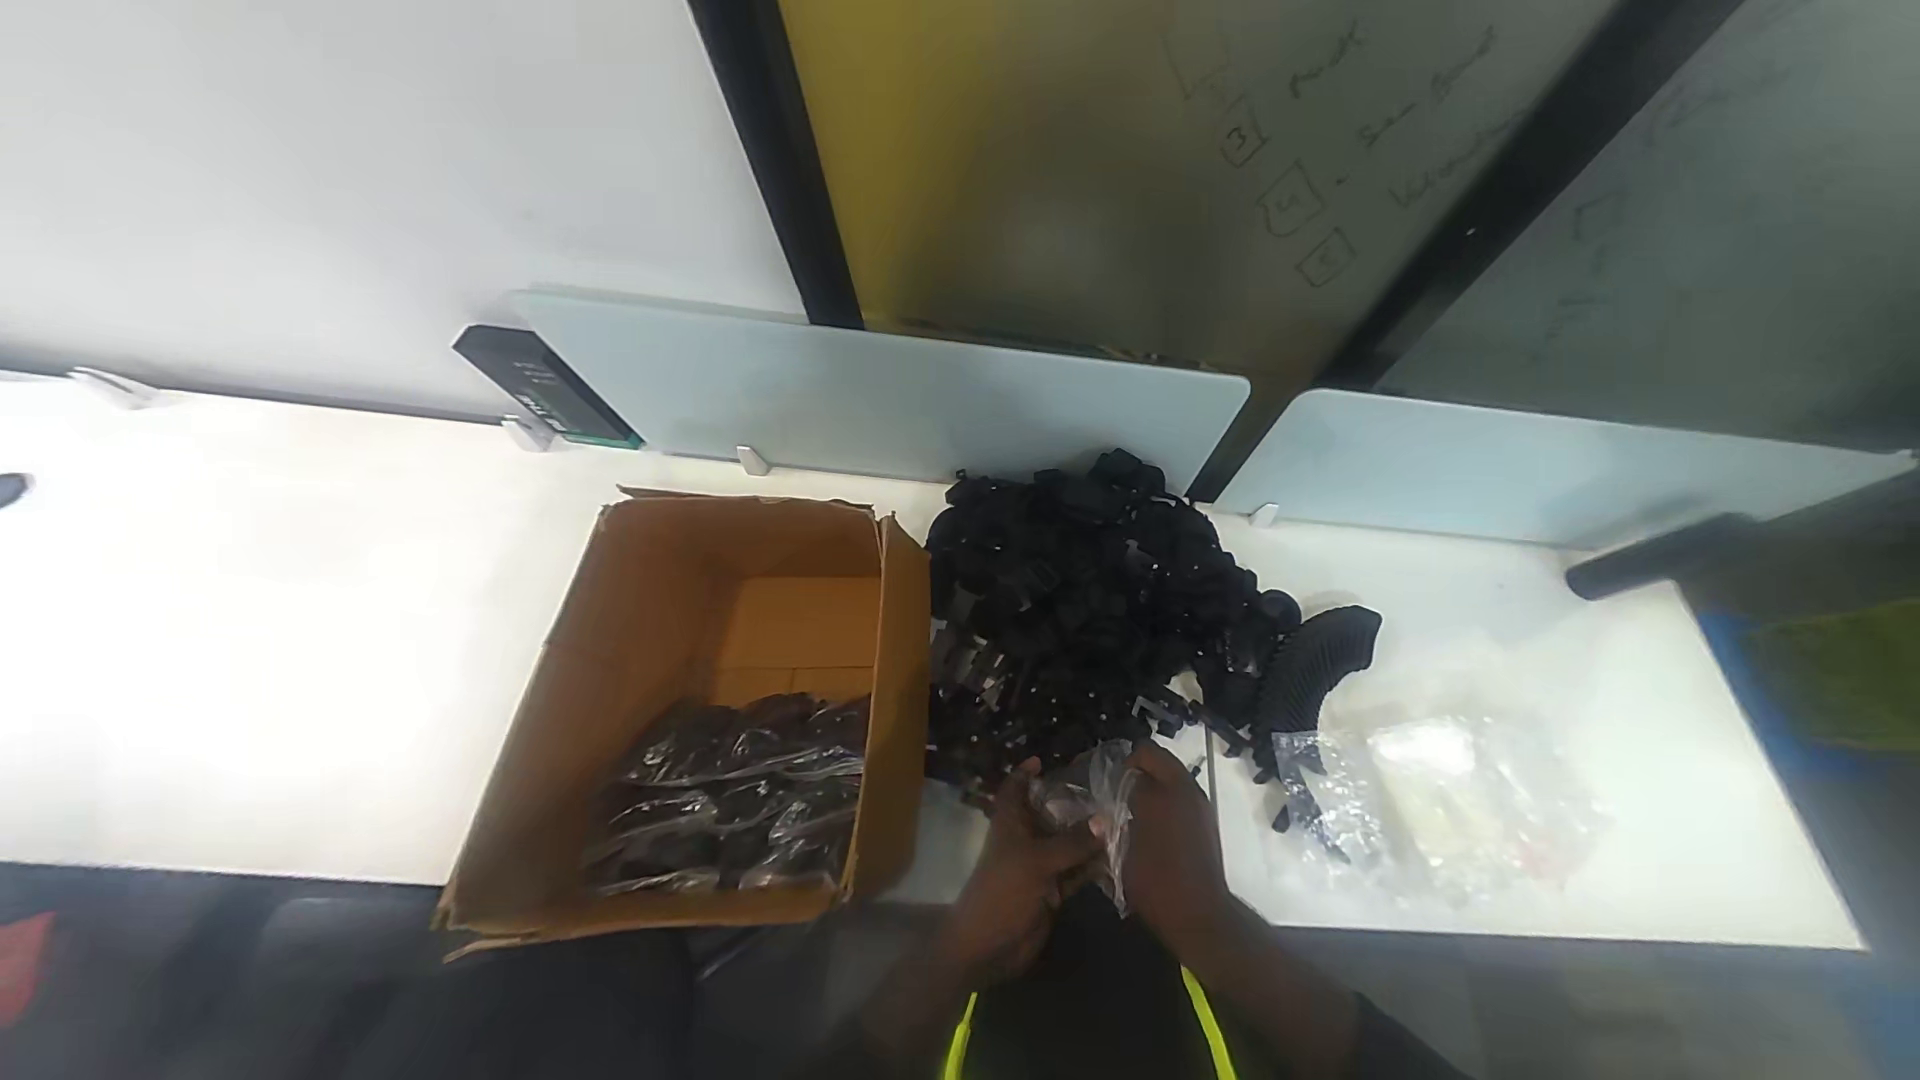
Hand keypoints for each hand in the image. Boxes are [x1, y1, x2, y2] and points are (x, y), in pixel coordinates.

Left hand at [932, 758, 1101, 987]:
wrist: (990, 945)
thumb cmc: (1004, 890)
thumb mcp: (1037, 861)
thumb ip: (1071, 841)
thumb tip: (1105, 820)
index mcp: (1011, 822)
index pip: (1015, 788)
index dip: (1025, 773)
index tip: (1043, 760)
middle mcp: (1026, 838)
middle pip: (1049, 813)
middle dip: (1072, 804)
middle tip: (1105, 790)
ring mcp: (1040, 865)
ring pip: (1067, 843)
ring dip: (1089, 836)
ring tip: (1122, 820)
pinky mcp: (1053, 890)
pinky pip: (1076, 871)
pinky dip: (1092, 865)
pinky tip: (1118, 856)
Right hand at [1121, 742, 1234, 958]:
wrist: (1200, 916)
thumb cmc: (1156, 883)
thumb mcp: (1122, 850)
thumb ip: (1110, 820)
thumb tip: (1101, 807)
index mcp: (1159, 793)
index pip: (1135, 757)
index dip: (1115, 766)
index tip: (1101, 781)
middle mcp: (1182, 790)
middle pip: (1156, 756)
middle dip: (1134, 765)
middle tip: (1115, 787)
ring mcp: (1198, 804)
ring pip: (1170, 772)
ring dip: (1151, 779)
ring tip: (1130, 804)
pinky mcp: (1205, 819)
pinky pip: (1180, 791)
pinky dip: (1165, 795)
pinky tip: (1149, 819)